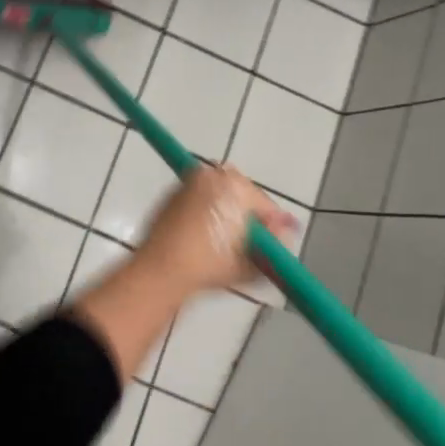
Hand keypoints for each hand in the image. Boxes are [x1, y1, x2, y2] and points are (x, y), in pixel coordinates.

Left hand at [131, 163, 299, 295]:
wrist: (160, 270)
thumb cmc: (207, 264)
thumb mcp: (248, 262)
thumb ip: (272, 245)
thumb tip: (284, 234)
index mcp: (234, 186)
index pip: (265, 204)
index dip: (275, 223)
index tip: (279, 239)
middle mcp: (212, 175)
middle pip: (243, 193)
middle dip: (251, 214)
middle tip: (255, 241)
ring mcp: (190, 181)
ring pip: (221, 194)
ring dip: (230, 211)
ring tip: (231, 240)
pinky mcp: (173, 193)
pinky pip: (201, 198)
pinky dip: (209, 211)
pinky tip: (208, 235)